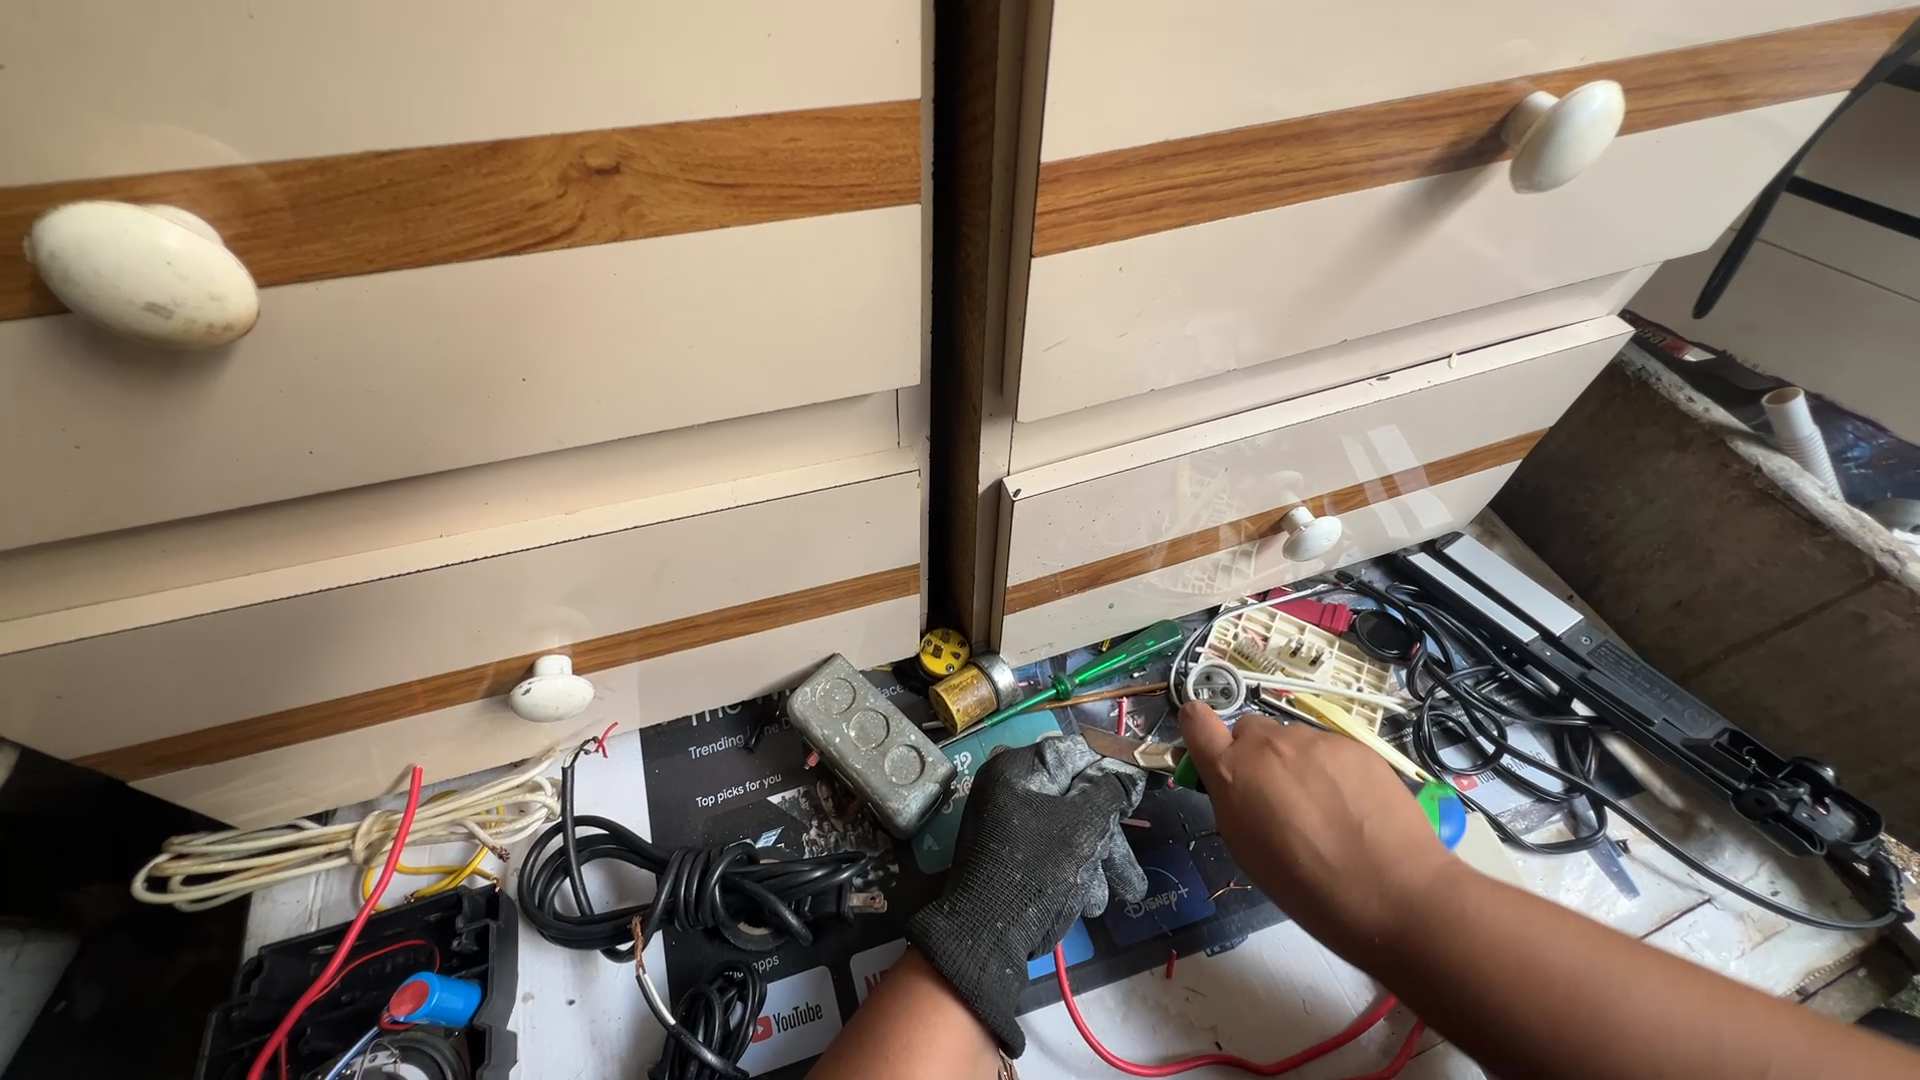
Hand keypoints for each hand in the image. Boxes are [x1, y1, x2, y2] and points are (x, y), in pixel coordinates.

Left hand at [907, 735, 1145, 1055]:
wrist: (986, 936)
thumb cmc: (1036, 869)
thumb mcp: (1082, 825)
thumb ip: (1109, 792)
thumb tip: (1128, 771)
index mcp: (1014, 770)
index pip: (1072, 754)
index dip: (1109, 770)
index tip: (1137, 788)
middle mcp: (1007, 790)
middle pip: (1073, 797)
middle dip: (1110, 832)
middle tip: (1136, 840)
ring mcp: (1006, 823)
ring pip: (1066, 828)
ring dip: (1099, 857)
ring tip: (1129, 891)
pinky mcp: (1010, 855)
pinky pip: (1051, 850)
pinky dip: (1075, 869)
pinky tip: (1094, 902)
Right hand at [1178, 702, 1459, 955]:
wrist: (1394, 894)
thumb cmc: (1306, 887)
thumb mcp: (1246, 846)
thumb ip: (1232, 800)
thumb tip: (1236, 783)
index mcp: (1231, 772)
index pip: (1195, 720)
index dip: (1199, 729)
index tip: (1211, 748)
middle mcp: (1266, 745)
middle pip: (1248, 730)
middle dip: (1256, 755)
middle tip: (1279, 794)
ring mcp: (1313, 740)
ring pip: (1292, 739)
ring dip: (1297, 762)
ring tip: (1326, 805)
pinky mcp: (1354, 744)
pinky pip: (1330, 747)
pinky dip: (1333, 768)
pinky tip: (1354, 803)